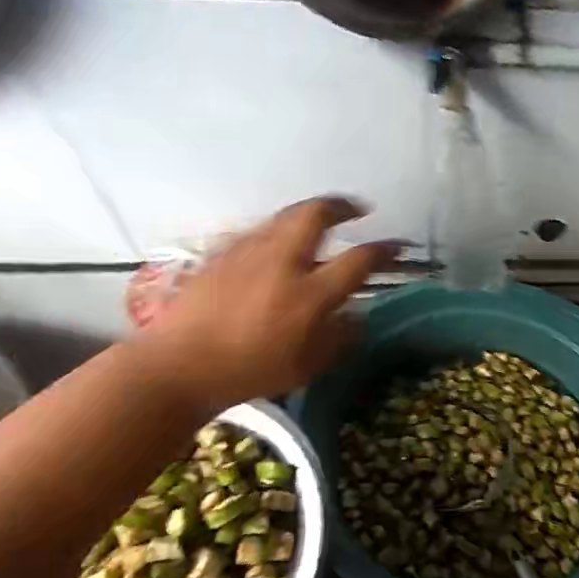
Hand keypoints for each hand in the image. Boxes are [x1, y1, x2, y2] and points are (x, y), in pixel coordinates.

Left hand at [139, 197, 397, 411]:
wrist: (180, 365)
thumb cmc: (249, 372)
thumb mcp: (306, 367)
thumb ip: (339, 339)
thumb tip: (358, 317)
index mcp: (308, 295)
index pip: (357, 261)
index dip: (383, 250)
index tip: (397, 246)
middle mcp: (282, 262)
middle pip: (317, 214)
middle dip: (342, 205)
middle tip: (356, 209)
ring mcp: (250, 252)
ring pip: (286, 215)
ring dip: (310, 212)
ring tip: (321, 220)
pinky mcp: (224, 252)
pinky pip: (261, 229)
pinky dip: (280, 227)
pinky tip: (279, 242)